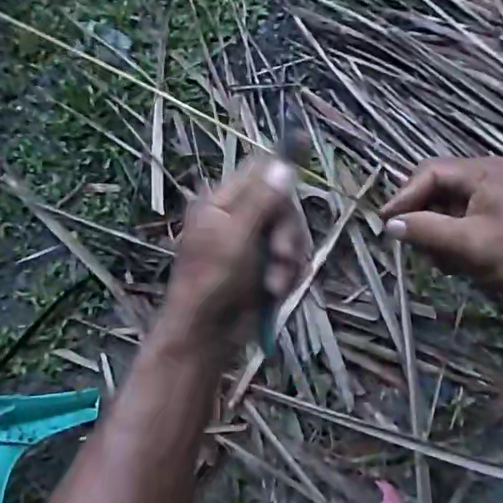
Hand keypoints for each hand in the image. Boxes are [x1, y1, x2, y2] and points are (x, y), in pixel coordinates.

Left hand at [162, 157, 304, 336]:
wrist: (207, 336)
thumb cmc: (212, 283)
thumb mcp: (237, 236)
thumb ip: (261, 201)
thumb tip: (283, 166)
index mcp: (220, 203)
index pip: (258, 173)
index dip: (280, 179)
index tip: (296, 191)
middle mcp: (237, 219)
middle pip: (282, 205)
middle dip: (288, 233)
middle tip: (281, 255)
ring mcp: (251, 245)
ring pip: (291, 235)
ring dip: (289, 261)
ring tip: (274, 284)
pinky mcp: (264, 268)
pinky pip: (290, 260)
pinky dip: (288, 276)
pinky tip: (275, 292)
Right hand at [381, 157, 502, 310]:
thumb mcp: (471, 246)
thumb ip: (427, 231)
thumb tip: (391, 224)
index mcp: (484, 173)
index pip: (429, 173)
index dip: (404, 197)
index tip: (385, 225)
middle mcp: (490, 178)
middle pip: (438, 189)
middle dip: (424, 219)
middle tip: (418, 248)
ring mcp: (499, 199)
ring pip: (450, 210)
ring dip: (440, 235)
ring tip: (447, 262)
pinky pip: (467, 224)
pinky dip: (457, 242)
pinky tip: (463, 265)